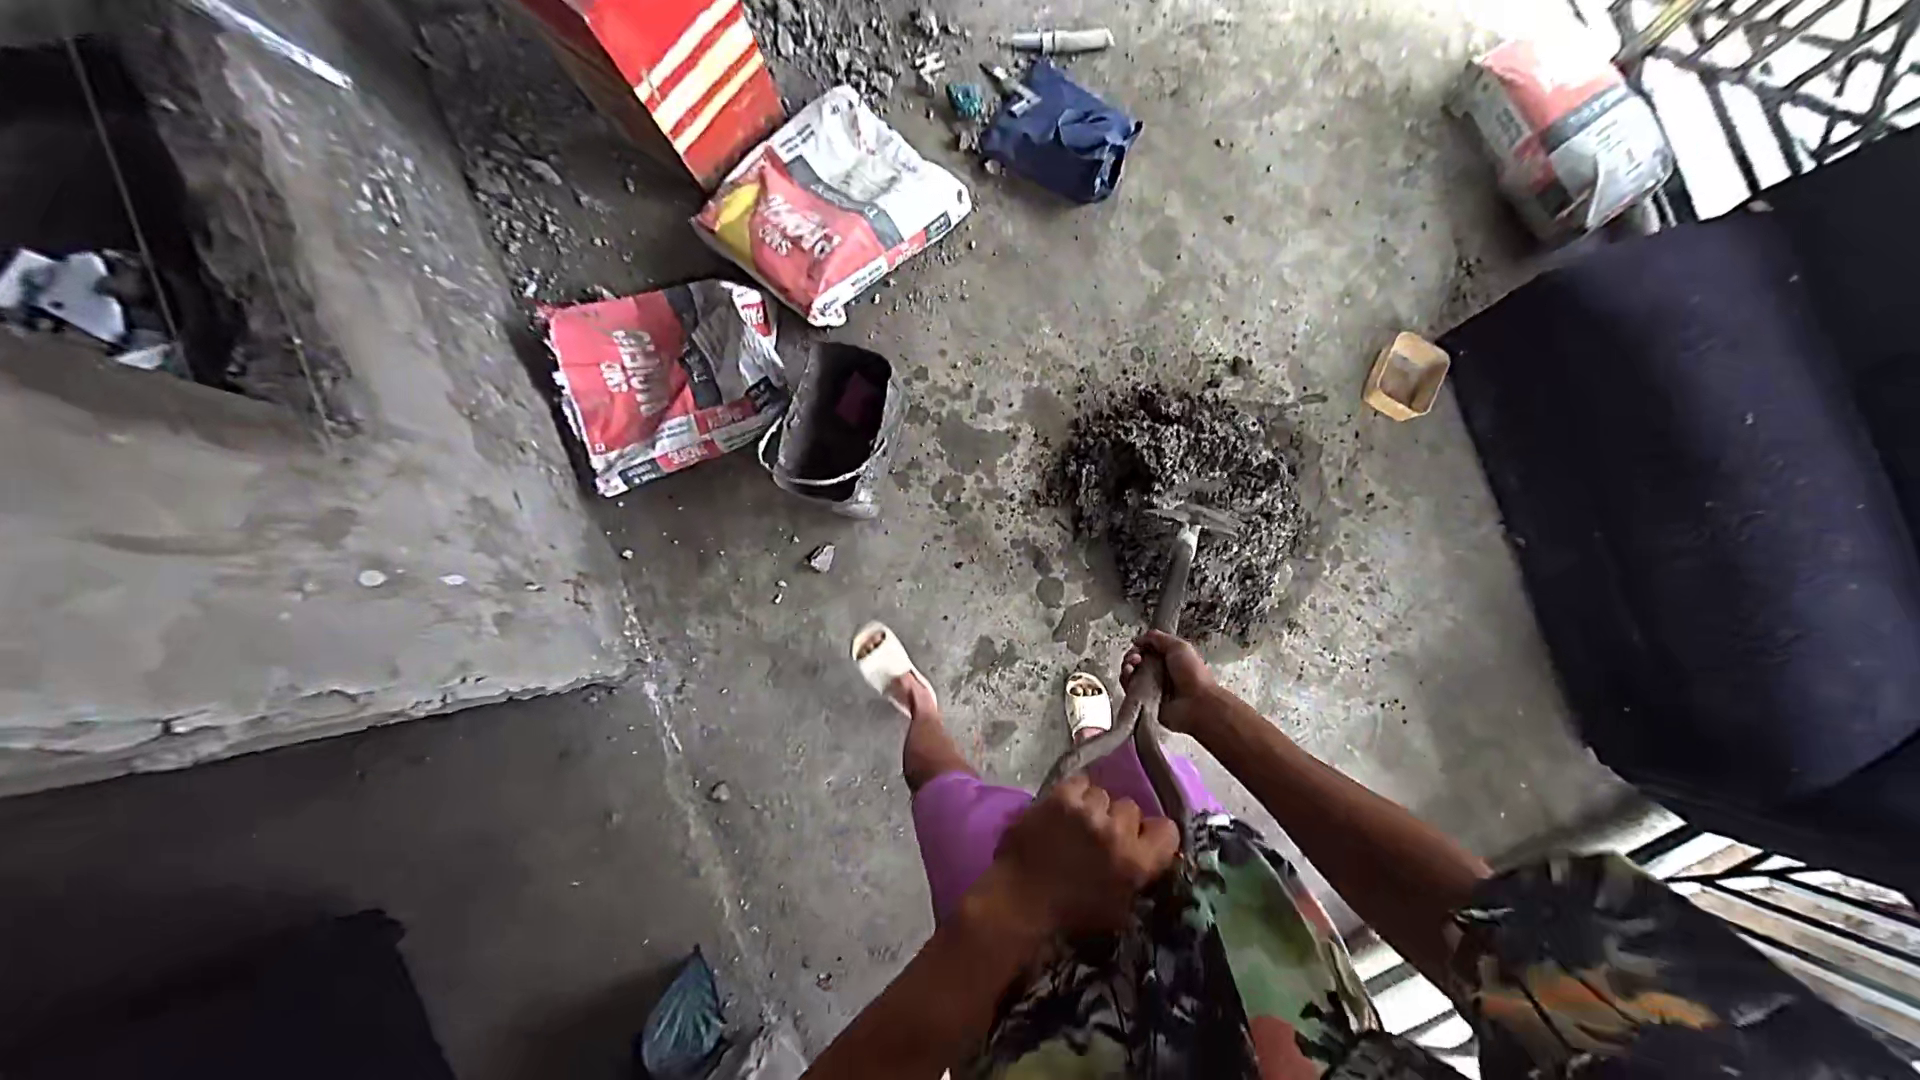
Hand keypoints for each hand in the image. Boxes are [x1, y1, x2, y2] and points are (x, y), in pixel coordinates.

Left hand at [968, 775, 1178, 940]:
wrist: (1022, 900)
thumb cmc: (1070, 915)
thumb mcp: (1119, 908)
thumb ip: (1138, 876)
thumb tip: (1146, 853)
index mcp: (1137, 863)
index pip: (1167, 830)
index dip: (1153, 833)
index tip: (1139, 838)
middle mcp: (1117, 832)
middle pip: (1130, 808)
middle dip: (1118, 820)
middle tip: (1100, 834)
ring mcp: (1088, 812)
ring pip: (1103, 794)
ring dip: (1093, 807)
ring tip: (1077, 821)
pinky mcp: (1060, 798)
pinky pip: (1080, 782)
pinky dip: (1074, 793)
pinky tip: (1064, 808)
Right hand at [1122, 629, 1217, 733]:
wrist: (1196, 704)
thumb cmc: (1194, 676)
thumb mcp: (1179, 646)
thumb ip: (1158, 638)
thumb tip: (1140, 638)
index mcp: (1169, 659)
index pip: (1147, 650)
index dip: (1140, 646)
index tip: (1139, 646)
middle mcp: (1160, 673)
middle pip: (1136, 661)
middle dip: (1132, 655)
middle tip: (1136, 657)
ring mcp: (1152, 687)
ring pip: (1130, 674)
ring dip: (1127, 666)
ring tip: (1132, 665)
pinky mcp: (1145, 700)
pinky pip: (1129, 688)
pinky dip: (1126, 680)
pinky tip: (1129, 674)